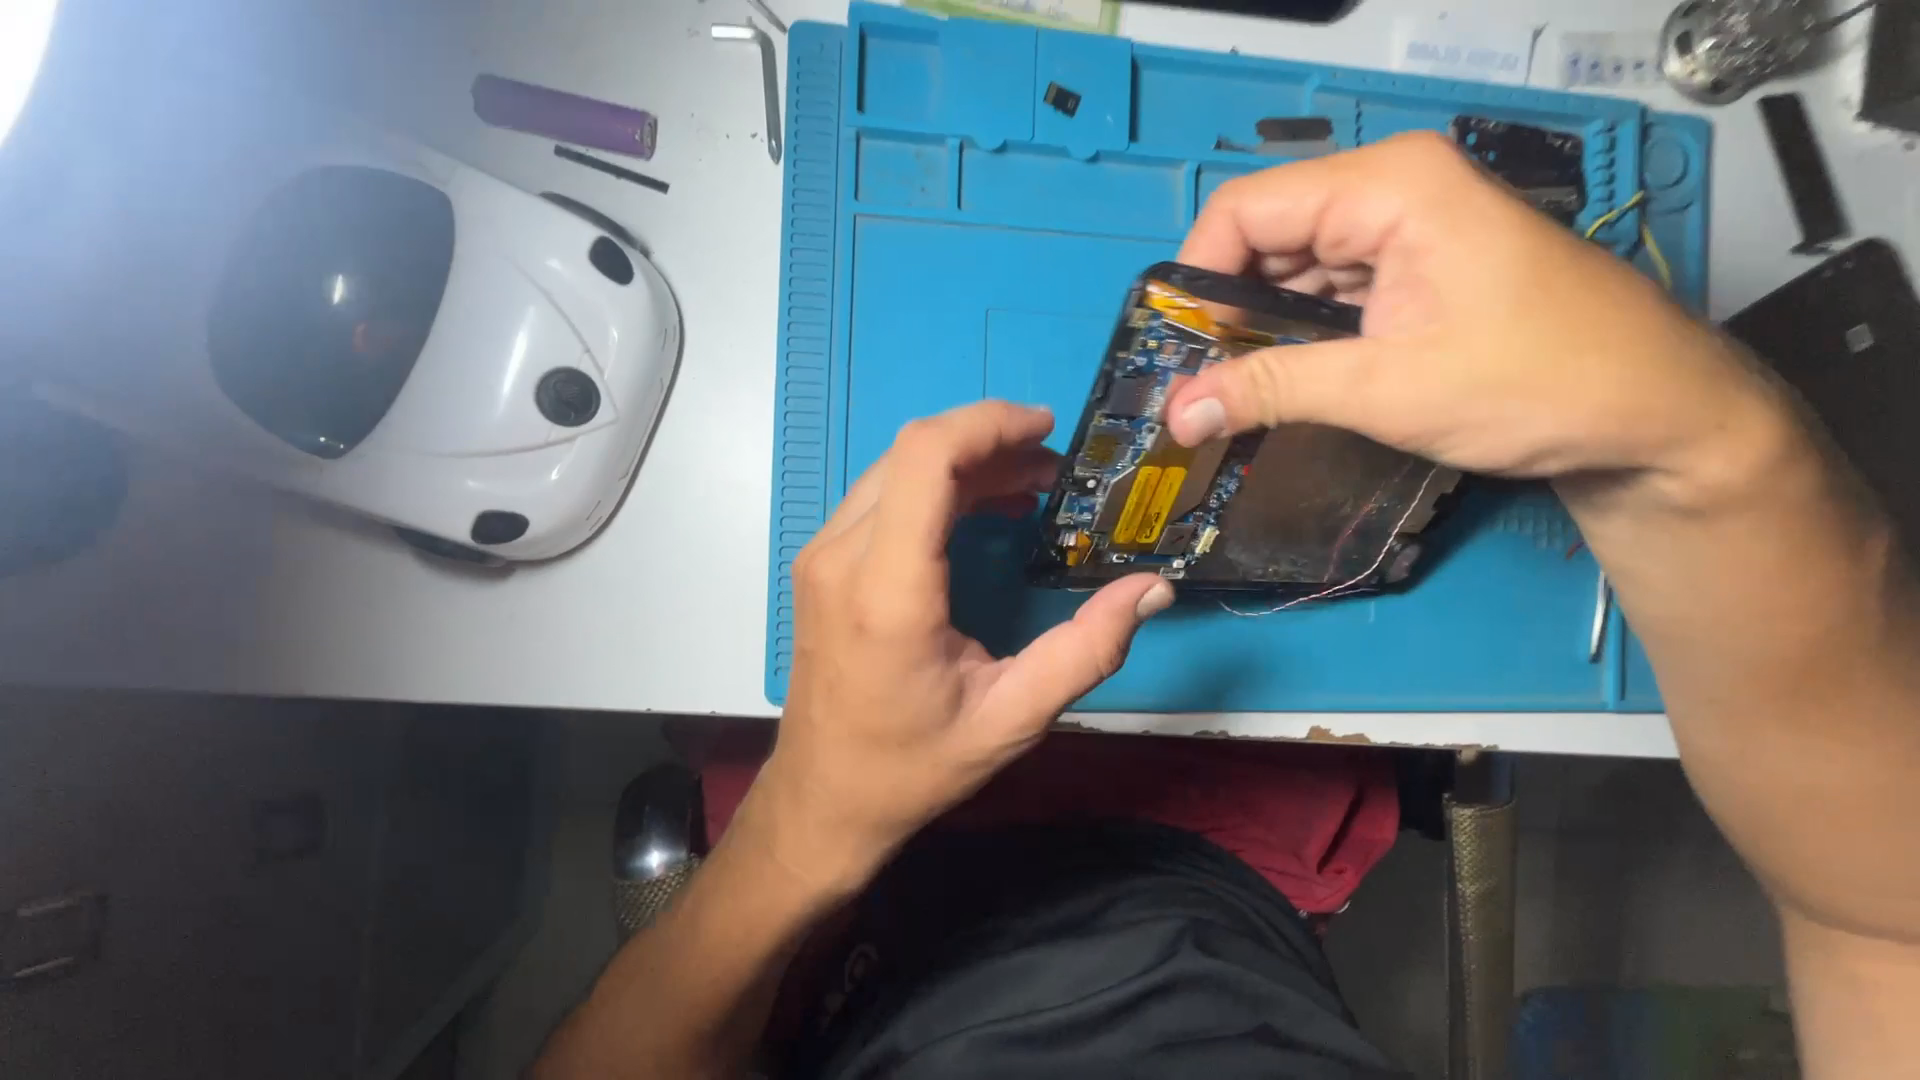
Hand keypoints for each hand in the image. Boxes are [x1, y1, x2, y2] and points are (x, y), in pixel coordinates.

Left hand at [740, 402, 1172, 896]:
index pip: (925, 459)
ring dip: (964, 465)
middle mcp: (842, 557)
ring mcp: (822, 558)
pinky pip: (880, 500)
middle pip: (912, 454)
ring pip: (894, 471)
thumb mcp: (1012, 718)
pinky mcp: (822, 567)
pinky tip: (982, 510)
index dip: (987, 425)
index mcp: (887, 591)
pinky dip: (934, 490)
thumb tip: (1152, 588)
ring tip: (1029, 486)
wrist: (824, 799)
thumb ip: (1086, 650)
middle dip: (989, 443)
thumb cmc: (913, 766)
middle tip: (1053, 469)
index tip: (1045, 429)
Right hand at [1165, 132, 1796, 512]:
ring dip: (1254, 329)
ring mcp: (1402, 233)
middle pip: (1264, 237)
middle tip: (1195, 382)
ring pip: (1289, 270)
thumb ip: (1271, 390)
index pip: (1246, 209)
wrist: (1655, 418)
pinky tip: (1274, 380)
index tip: (1176, 350)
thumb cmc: (1537, 385)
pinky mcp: (1410, 273)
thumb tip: (1177, 413)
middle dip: (1221, 310)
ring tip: (1226, 391)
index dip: (1197, 276)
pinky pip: (1323, 294)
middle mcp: (1389, 194)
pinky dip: (1291, 336)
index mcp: (1387, 188)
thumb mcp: (1386, 389)